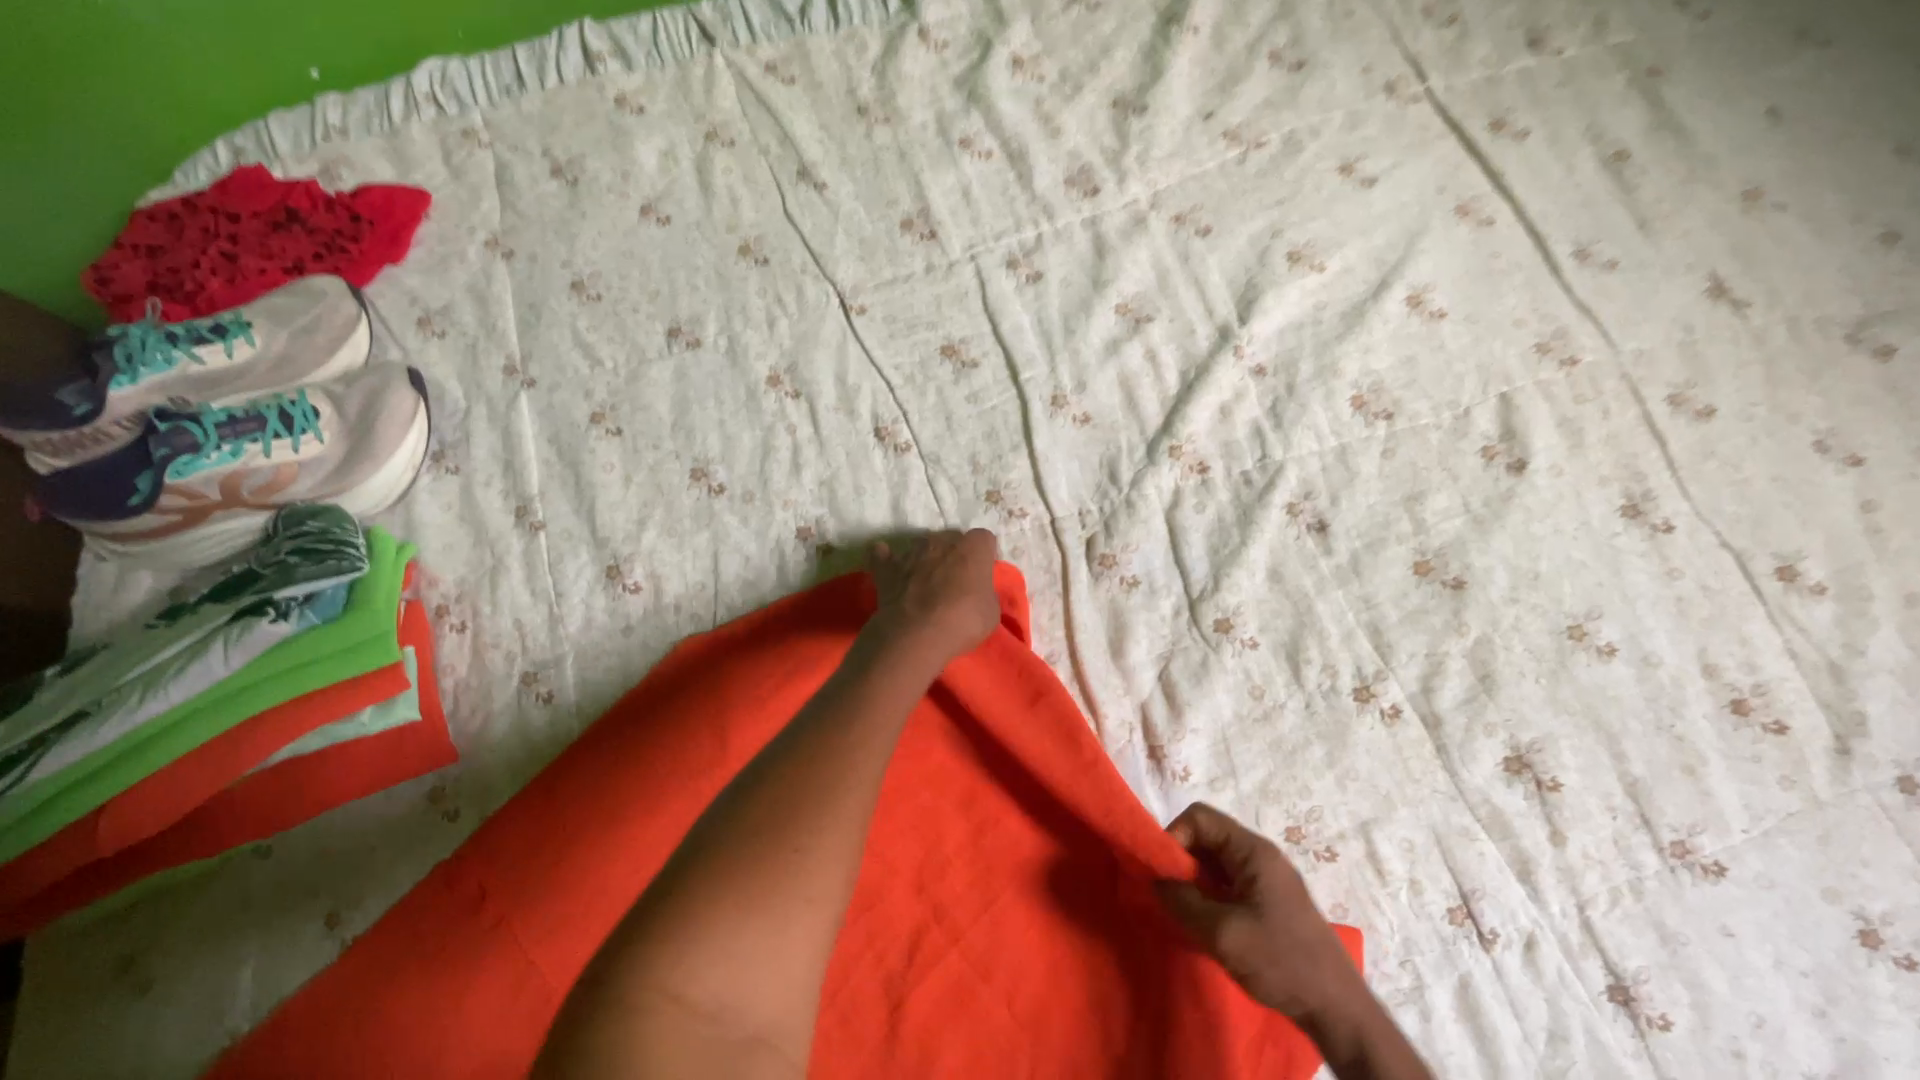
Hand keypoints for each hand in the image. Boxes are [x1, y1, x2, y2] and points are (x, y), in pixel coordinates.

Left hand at [865, 529, 1000, 667]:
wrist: (917, 634)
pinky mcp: (886, 567)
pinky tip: (888, 567)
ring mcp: (911, 552)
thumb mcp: (990, 612)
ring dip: (925, 559)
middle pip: (951, 539)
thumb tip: (976, 592)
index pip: (983, 539)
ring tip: (925, 583)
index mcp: (972, 548)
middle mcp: (941, 541)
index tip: (982, 573)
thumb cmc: (963, 621)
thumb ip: (984, 593)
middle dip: (954, 555)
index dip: (984, 555)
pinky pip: (883, 555)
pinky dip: (886, 559)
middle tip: (955, 580)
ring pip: (921, 546)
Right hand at [1153, 803, 1365, 1023]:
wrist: (1334, 1006)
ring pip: (1215, 863)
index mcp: (1253, 851)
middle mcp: (1260, 856)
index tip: (1164, 874)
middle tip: (1169, 897)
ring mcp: (1266, 880)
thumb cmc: (1280, 961)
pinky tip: (1204, 926)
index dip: (1174, 836)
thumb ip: (1183, 901)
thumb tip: (1155, 880)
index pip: (1200, 817)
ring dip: (1194, 882)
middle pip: (1207, 838)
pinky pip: (1227, 884)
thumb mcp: (1222, 932)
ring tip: (1184, 914)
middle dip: (1181, 861)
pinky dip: (1208, 897)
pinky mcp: (1268, 902)